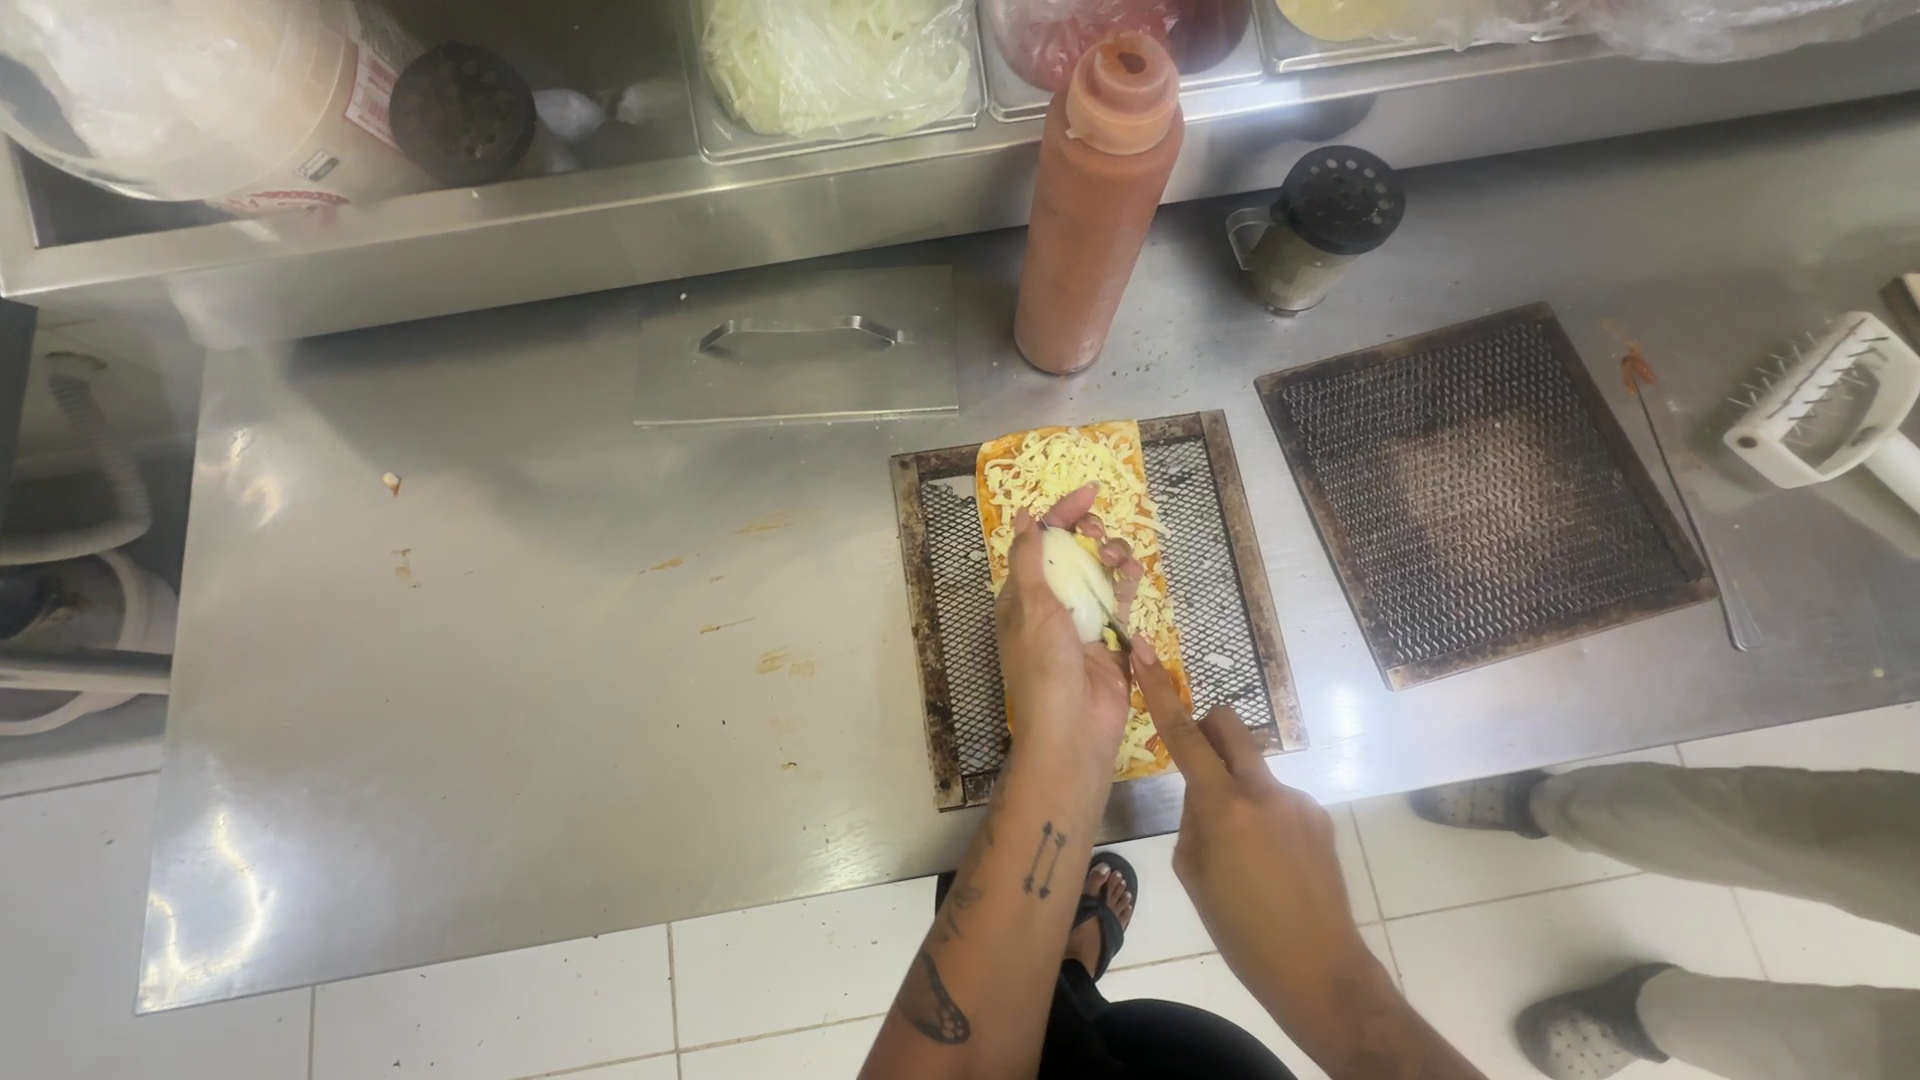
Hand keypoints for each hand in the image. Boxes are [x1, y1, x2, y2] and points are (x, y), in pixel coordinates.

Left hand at [995, 483, 1140, 767]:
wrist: (1074, 727)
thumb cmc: (1044, 665)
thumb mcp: (1030, 606)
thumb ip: (1029, 559)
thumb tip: (1022, 517)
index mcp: (1025, 595)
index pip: (1042, 542)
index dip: (1063, 514)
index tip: (1090, 492)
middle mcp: (1053, 603)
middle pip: (1076, 553)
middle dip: (1091, 535)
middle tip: (1100, 536)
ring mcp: (1084, 620)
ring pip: (1103, 573)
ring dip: (1113, 558)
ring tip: (1118, 561)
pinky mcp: (1112, 638)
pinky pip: (1123, 601)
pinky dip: (1129, 586)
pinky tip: (1134, 579)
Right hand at [1131, 645, 1378, 1015]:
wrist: (1321, 972)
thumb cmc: (1240, 931)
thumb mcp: (1192, 872)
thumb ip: (1192, 818)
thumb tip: (1201, 793)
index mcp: (1223, 807)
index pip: (1184, 735)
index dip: (1160, 691)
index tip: (1143, 650)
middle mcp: (1263, 791)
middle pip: (1230, 724)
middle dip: (1208, 728)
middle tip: (1197, 764)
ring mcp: (1298, 801)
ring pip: (1253, 766)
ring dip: (1235, 783)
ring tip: (1240, 847)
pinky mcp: (1319, 817)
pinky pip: (1275, 796)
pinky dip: (1261, 812)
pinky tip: (1269, 861)